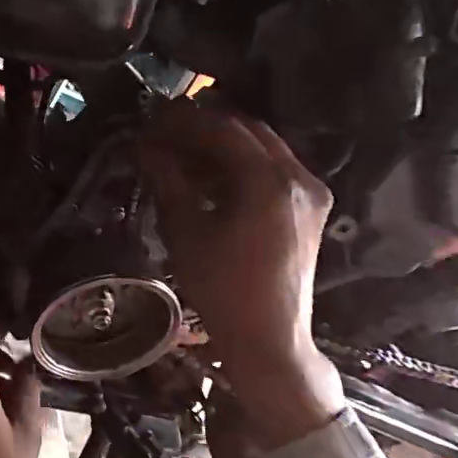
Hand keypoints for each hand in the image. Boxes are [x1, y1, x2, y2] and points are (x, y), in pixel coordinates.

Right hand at [138, 101, 344, 450]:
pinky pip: (275, 166)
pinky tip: (213, 173)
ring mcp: (311, 192)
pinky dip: (243, 161)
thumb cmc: (222, 289)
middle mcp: (298, 177)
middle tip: (166, 130)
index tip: (152, 118)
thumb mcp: (185, 231)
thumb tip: (144, 145)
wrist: (270, 339)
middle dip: (205, 125)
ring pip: (263, 146)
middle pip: (247, 130)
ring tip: (184, 149)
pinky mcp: (313, 208)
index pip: (222, 130)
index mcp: (268, 182)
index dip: (184, 120)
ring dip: (224, 142)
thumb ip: (167, 179)